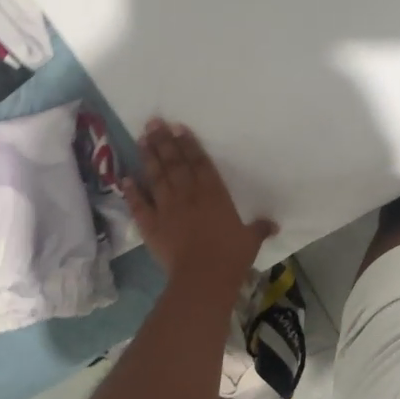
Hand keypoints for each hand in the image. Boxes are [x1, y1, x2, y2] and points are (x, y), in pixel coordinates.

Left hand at [122, 119, 276, 287]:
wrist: (203, 276)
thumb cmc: (231, 255)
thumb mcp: (251, 240)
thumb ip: (259, 228)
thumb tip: (273, 225)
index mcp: (214, 194)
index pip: (200, 163)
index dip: (189, 144)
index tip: (178, 127)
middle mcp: (188, 195)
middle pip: (175, 163)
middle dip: (164, 141)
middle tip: (154, 122)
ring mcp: (167, 208)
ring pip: (156, 177)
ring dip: (149, 157)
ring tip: (142, 138)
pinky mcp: (151, 225)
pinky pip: (139, 205)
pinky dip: (131, 192)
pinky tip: (126, 178)